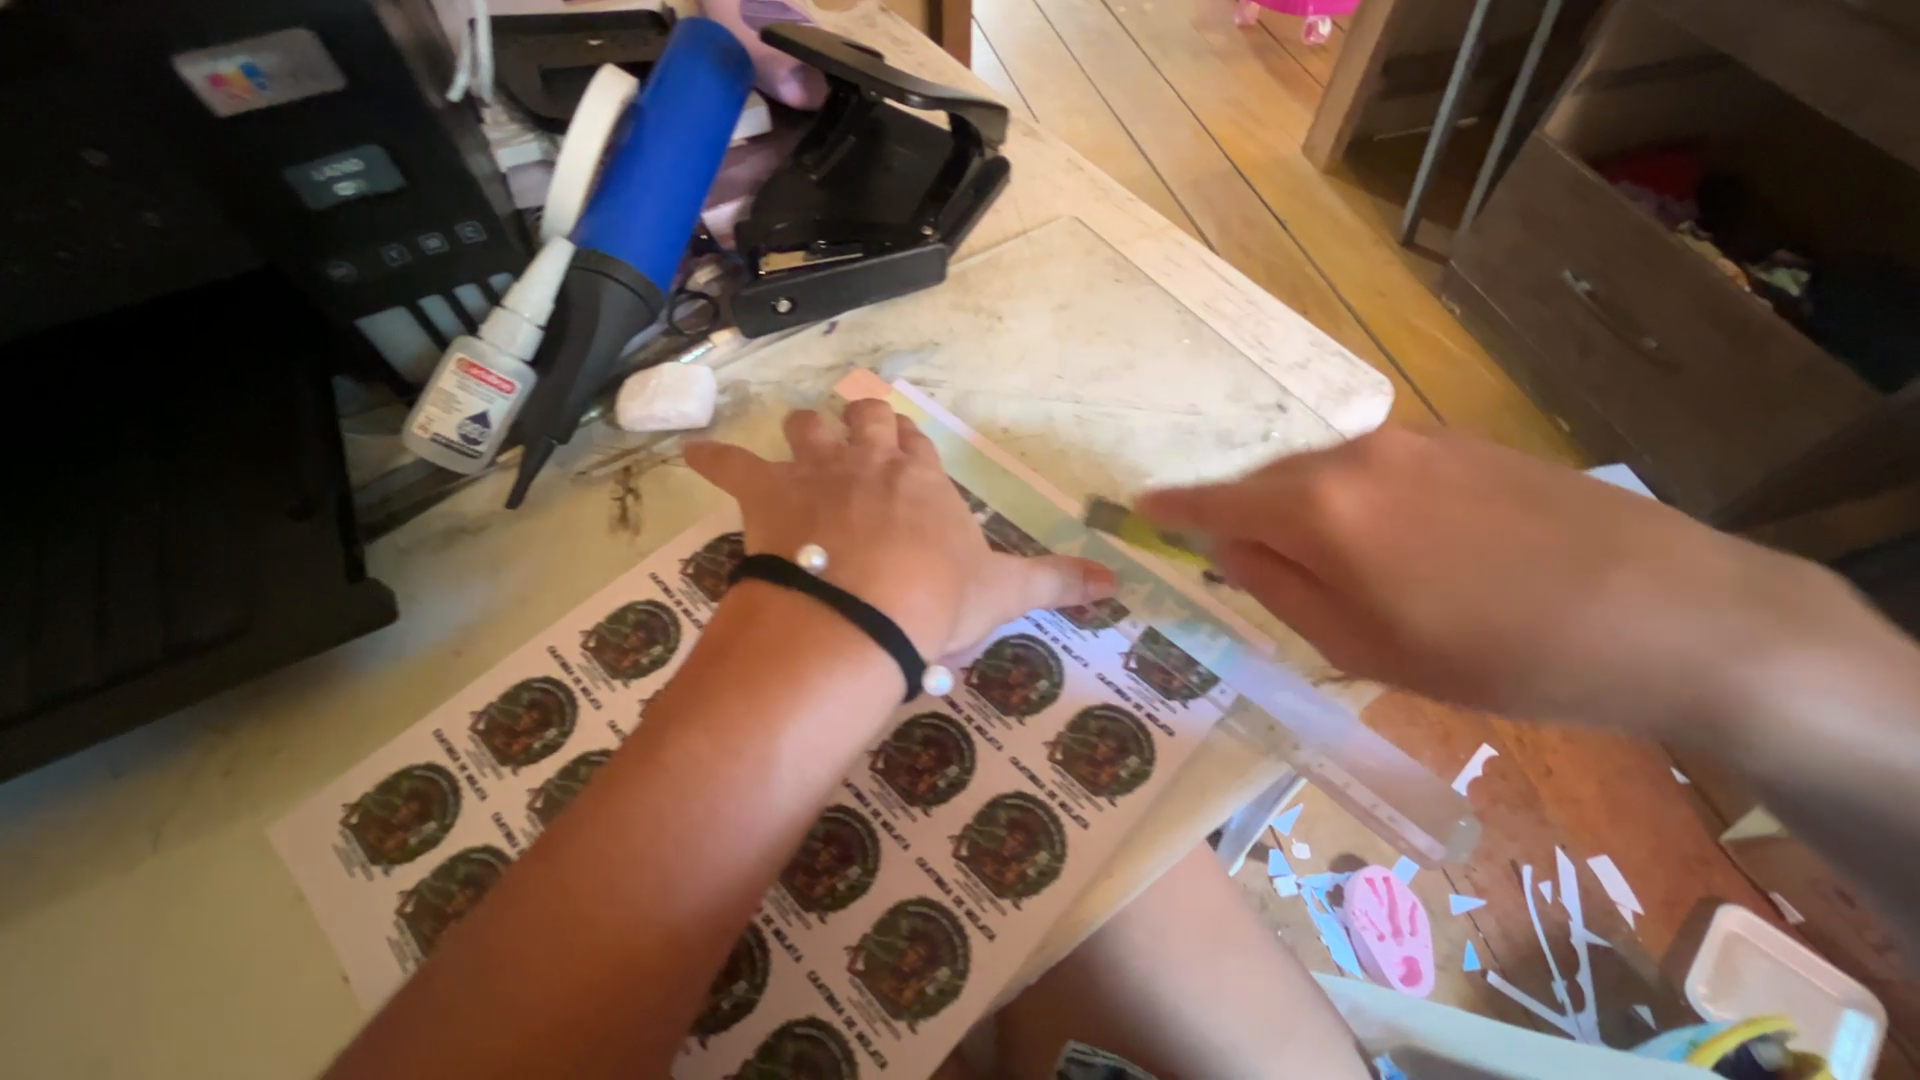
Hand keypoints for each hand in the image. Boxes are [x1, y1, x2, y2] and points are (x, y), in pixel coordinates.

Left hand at [685, 400, 1115, 658]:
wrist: (863, 613)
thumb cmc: (936, 600)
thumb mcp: (1003, 594)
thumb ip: (1057, 584)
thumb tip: (1118, 585)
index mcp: (924, 482)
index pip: (919, 448)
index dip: (912, 452)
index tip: (908, 460)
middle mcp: (871, 463)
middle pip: (867, 419)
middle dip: (864, 422)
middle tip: (860, 435)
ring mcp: (816, 472)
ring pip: (808, 427)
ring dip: (806, 430)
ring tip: (801, 437)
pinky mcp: (767, 494)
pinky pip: (731, 466)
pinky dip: (713, 460)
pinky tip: (691, 454)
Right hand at [1138, 426, 1881, 738]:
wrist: (1670, 614)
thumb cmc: (1496, 654)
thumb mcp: (1362, 647)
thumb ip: (1279, 589)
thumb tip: (1231, 550)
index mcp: (1320, 508)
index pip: (1218, 502)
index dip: (1175, 510)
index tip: (1139, 509)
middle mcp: (1356, 454)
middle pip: (1268, 482)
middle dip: (1245, 519)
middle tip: (1246, 566)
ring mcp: (1414, 439)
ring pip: (1323, 473)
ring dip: (1305, 512)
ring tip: (1334, 569)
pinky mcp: (1464, 441)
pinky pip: (1375, 467)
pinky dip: (1356, 500)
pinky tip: (1398, 544)